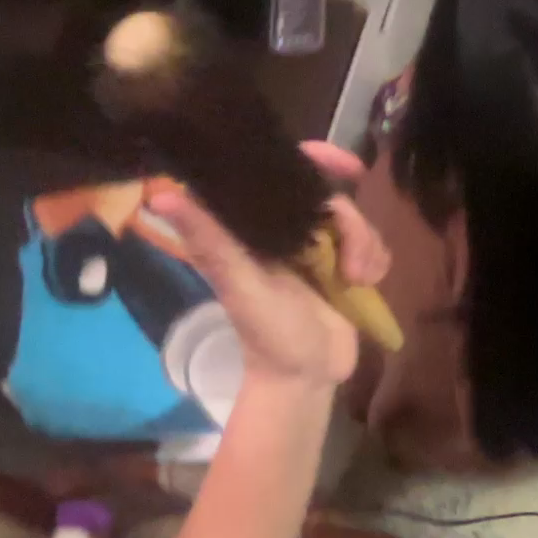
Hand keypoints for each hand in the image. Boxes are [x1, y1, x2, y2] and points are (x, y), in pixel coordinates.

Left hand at [146, 141, 389, 385]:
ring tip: (357, 281)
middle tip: (352, 262)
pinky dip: (376, 263)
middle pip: (333, 197)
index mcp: (257, 226)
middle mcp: (289, 231)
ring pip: (358, 222)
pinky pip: (373, 247)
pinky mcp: (345, 271)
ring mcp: (321, 251)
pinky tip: (366, 285)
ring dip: (367, 248)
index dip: (318, 159)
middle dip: (352, 225)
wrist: (305, 378)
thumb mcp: (238, 284)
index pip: (286, 171)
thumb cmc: (267, 335)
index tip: (348, 167)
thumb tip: (160, 194)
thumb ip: (209, 238)